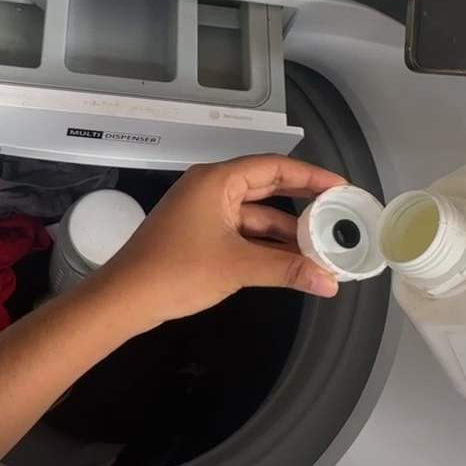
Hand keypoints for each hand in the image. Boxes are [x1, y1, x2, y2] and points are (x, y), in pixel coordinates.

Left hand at [84, 154, 346, 333]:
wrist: (124, 298)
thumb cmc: (177, 271)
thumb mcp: (238, 267)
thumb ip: (288, 269)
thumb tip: (330, 282)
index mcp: (217, 181)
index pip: (274, 167)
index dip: (311, 176)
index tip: (341, 188)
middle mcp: (210, 188)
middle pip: (266, 189)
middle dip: (302, 205)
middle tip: (337, 216)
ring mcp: (203, 212)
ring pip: (255, 215)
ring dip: (285, 233)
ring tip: (322, 249)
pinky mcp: (198, 234)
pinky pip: (241, 232)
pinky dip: (265, 245)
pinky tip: (291, 261)